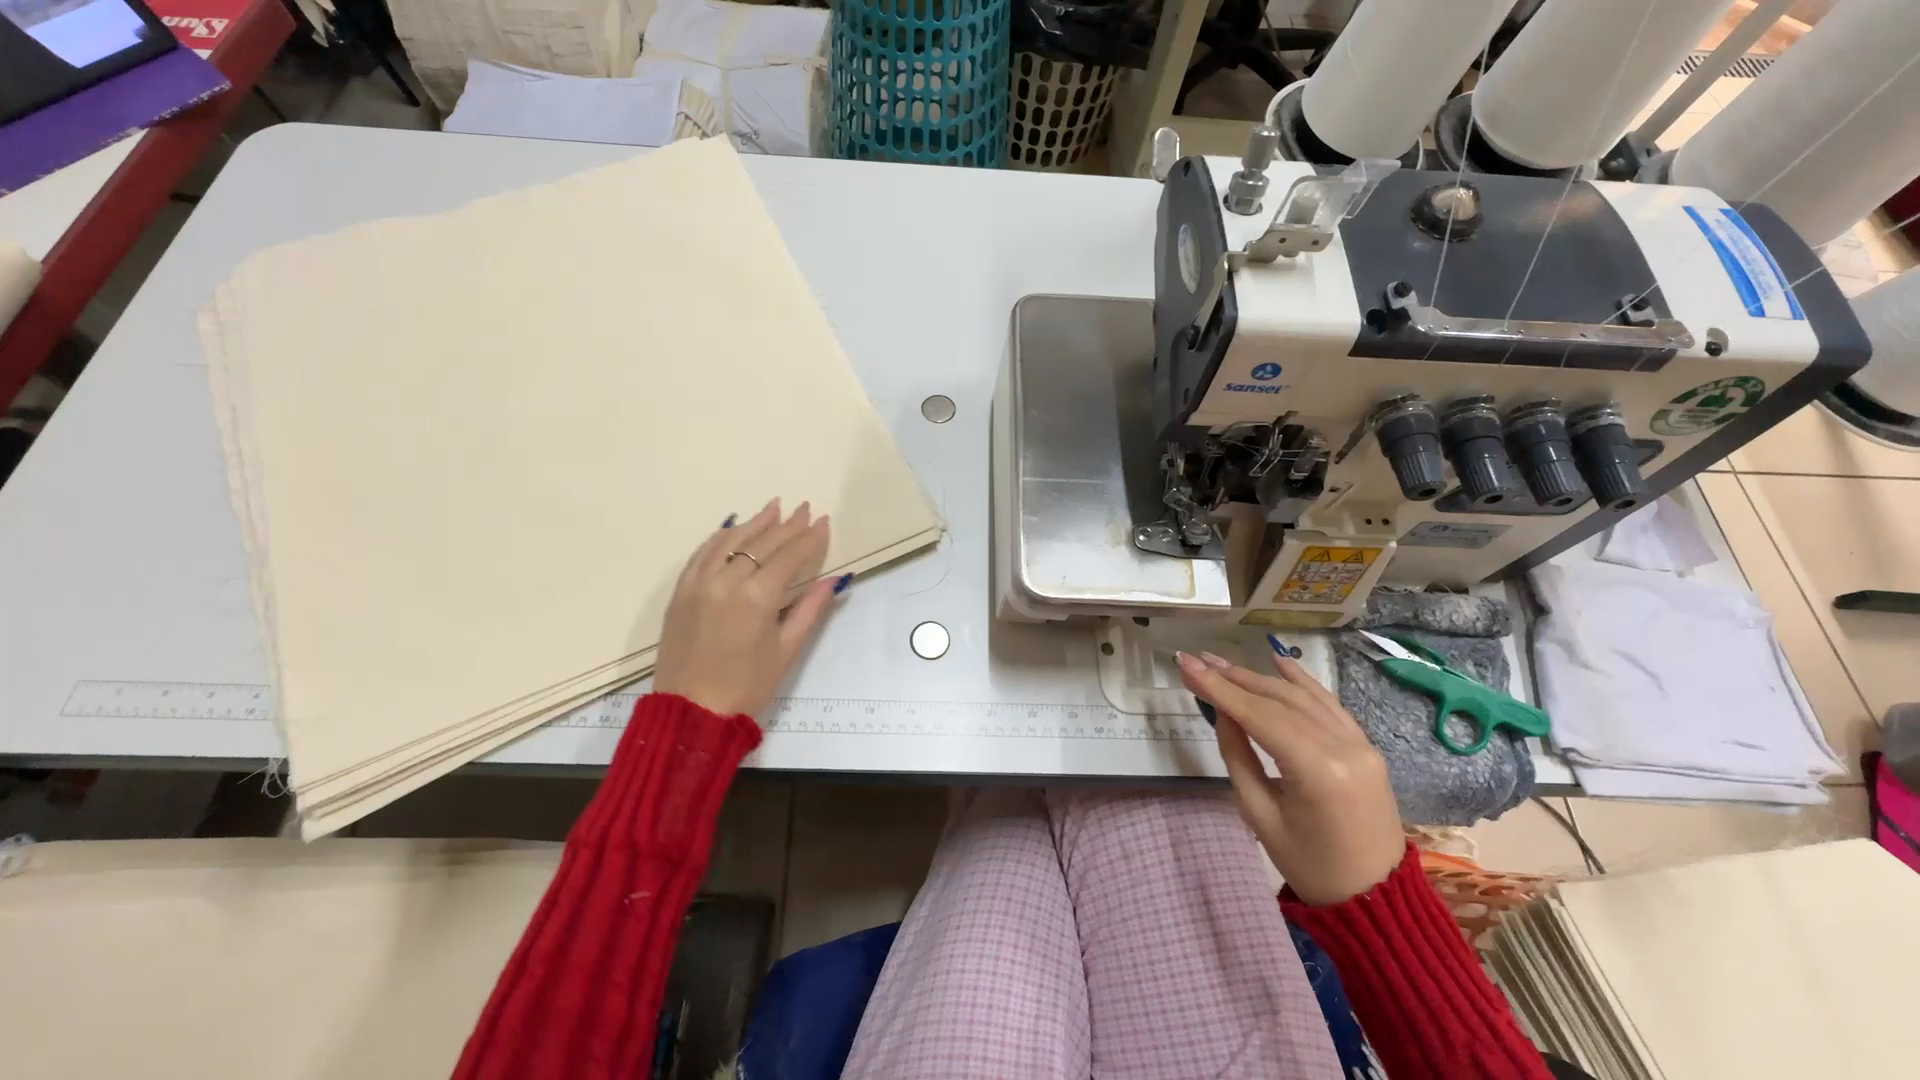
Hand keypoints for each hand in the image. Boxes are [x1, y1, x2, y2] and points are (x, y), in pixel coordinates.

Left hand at [653, 499, 845, 718]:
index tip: (823, 522)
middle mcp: (727, 581)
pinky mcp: (681, 591)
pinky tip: (733, 528)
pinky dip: (720, 538)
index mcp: (758, 598)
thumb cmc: (746, 687)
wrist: (691, 711)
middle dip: (786, 525)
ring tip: (773, 508)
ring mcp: (699, 583)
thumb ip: (809, 609)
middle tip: (804, 509)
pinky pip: (702, 553)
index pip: (789, 557)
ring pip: (730, 542)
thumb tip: (833, 580)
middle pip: (762, 544)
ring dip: (753, 523)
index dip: (809, 539)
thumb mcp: (786, 650)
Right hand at [1177, 649, 1405, 905]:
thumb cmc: (1309, 865)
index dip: (1219, 688)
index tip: (1186, 664)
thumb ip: (1238, 756)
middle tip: (1197, 661)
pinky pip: (1330, 705)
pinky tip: (1279, 664)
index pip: (1259, 715)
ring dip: (1261, 678)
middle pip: (1280, 701)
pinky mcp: (1367, 747)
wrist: (1375, 899)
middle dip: (1235, 678)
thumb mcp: (1259, 815)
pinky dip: (1303, 683)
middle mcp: (1343, 746)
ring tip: (1224, 664)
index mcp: (1317, 769)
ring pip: (1304, 697)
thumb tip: (1223, 711)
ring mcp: (1360, 744)